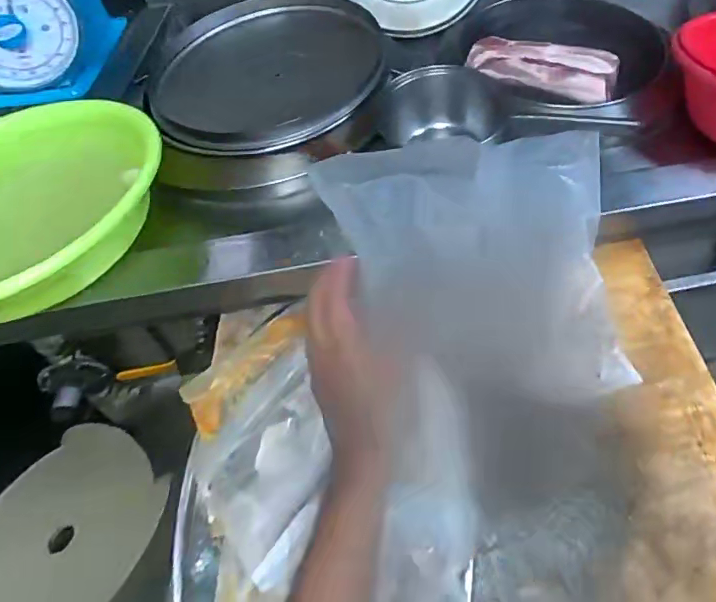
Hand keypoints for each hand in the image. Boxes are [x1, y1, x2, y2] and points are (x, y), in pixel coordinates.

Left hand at [305, 257, 399, 478]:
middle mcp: (321, 348)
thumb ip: (399, 327)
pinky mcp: (319, 377)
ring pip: (312, 319)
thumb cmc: (388, 409)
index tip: (354, 256)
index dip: (339, 273)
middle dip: (327, 280)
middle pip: (314, 304)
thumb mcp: (401, 363)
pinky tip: (347, 317)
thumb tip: (404, 297)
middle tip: (350, 266)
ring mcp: (317, 364)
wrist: (364, 458)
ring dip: (324, 297)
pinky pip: (316, 333)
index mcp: (340, 341)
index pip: (330, 296)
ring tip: (349, 285)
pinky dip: (325, 314)